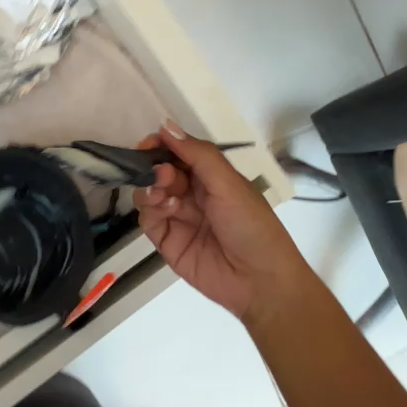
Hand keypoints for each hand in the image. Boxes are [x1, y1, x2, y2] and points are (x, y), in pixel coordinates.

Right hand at [133, 121, 322, 321]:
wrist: (259, 280)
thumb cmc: (252, 226)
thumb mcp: (229, 184)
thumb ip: (198, 154)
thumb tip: (166, 126)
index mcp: (212, 176)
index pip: (179, 152)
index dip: (162, 145)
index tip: (148, 144)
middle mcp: (193, 194)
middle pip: (160, 172)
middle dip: (155, 168)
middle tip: (162, 175)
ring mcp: (178, 218)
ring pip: (149, 194)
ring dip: (150, 188)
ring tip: (163, 194)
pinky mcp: (167, 241)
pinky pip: (148, 219)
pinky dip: (150, 210)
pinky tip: (166, 209)